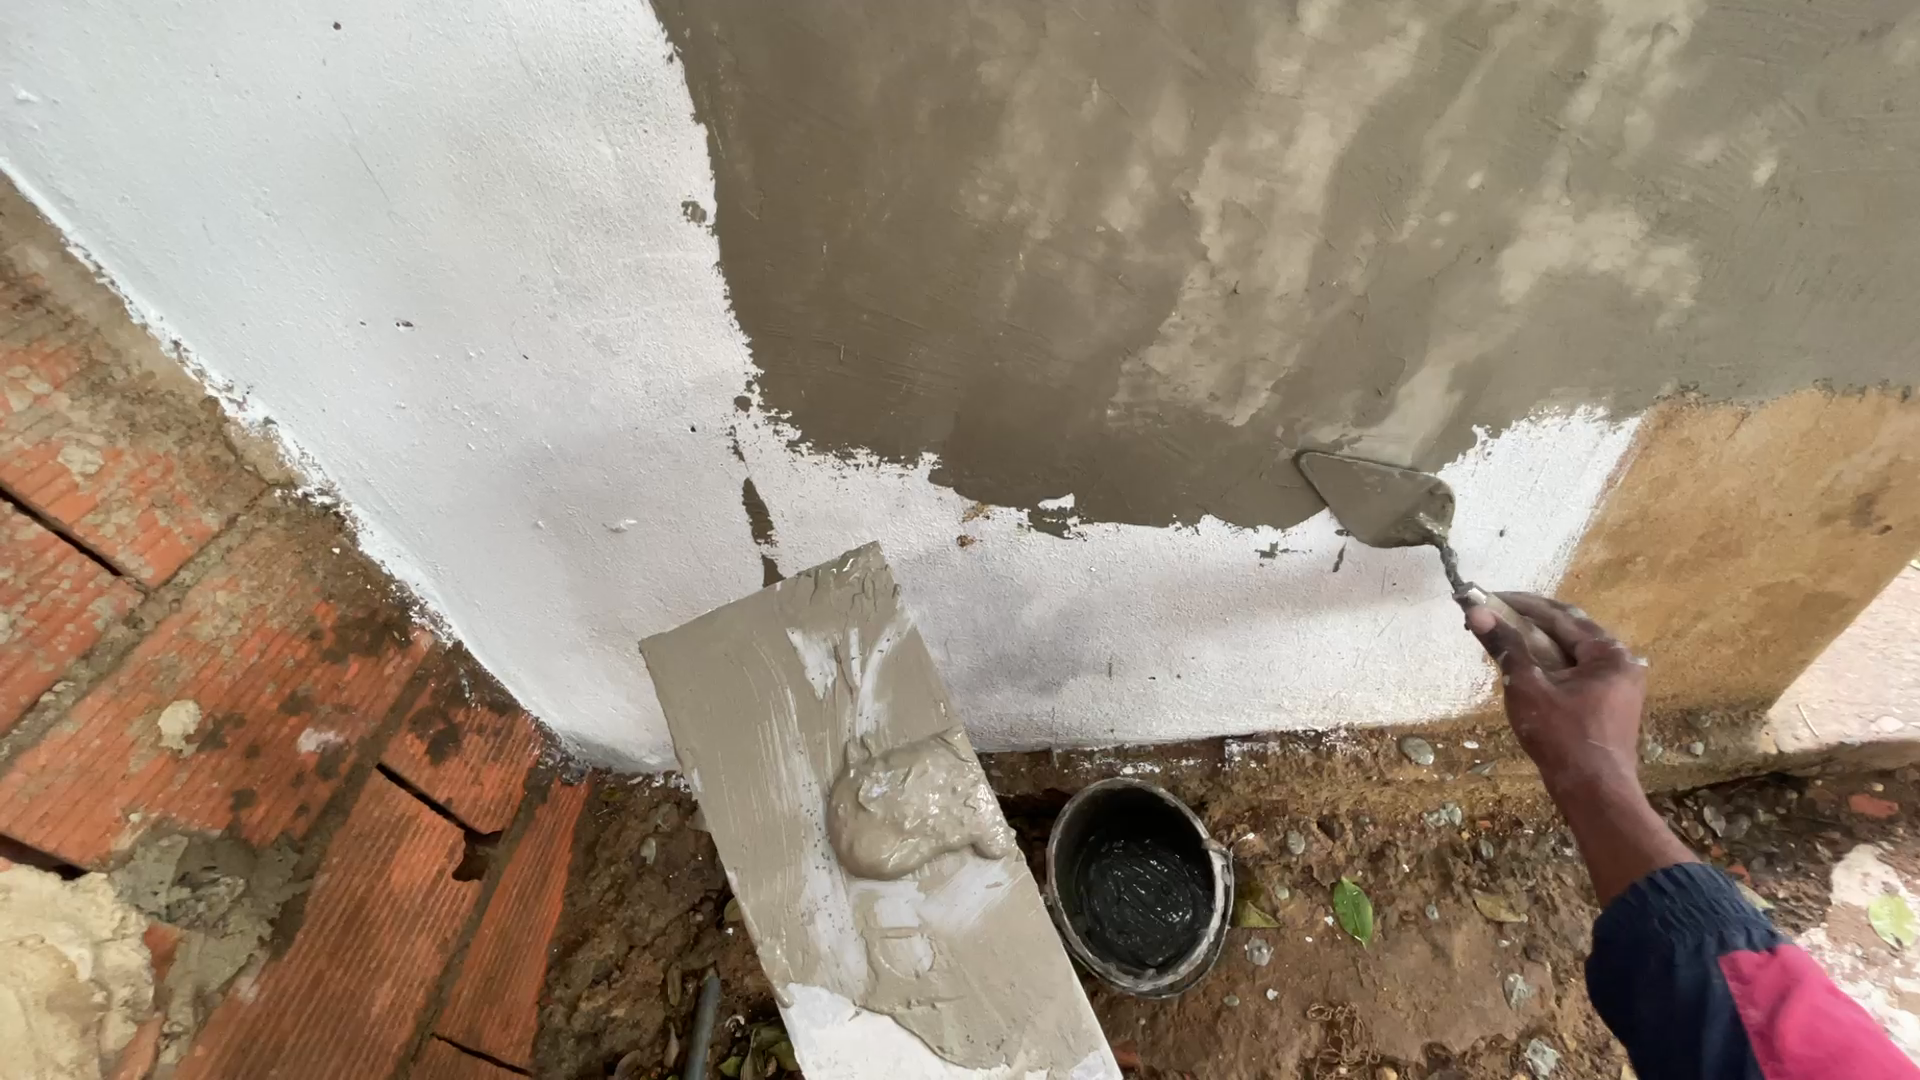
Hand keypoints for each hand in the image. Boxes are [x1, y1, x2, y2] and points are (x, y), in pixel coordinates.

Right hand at [1463, 592, 1647, 794]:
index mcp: (1610, 656)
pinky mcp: (1604, 701)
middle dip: (1525, 620)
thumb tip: (1476, 612)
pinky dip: (1541, 661)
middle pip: (1566, 630)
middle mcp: (1619, 664)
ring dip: (1531, 641)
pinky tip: (1517, 663)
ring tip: (1497, 636)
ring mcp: (1615, 685)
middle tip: (1488, 614)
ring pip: (1566, 650)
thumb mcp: (1527, 686)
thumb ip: (1505, 646)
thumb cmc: (1562, 735)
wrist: (1592, 789)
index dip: (1520, 603)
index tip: (1486, 596)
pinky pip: (1569, 668)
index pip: (1560, 616)